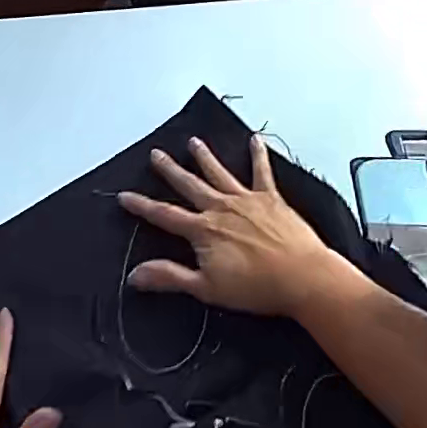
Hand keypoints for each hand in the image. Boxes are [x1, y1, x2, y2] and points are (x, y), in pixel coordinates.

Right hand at [117, 136, 360, 318]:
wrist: (300, 276)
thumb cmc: (256, 287)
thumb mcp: (206, 288)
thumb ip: (170, 277)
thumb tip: (135, 275)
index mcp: (204, 230)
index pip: (165, 215)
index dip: (143, 206)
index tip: (125, 195)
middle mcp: (221, 208)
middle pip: (190, 185)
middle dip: (170, 170)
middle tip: (156, 154)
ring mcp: (246, 199)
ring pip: (219, 173)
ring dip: (205, 157)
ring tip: (194, 142)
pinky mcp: (270, 198)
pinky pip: (262, 171)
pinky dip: (258, 154)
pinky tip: (255, 139)